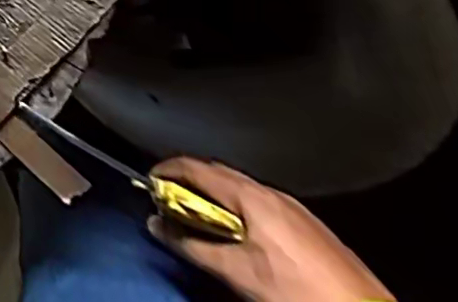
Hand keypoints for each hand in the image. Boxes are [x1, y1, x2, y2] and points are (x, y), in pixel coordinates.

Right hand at [148, 158, 392, 301]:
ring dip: (213, 197)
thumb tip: (155, 225)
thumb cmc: (301, 295)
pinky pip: (259, 205)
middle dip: (188, 183)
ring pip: (239, 189)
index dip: (167, 171)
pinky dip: (236, 210)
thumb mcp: (240, 275)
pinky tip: (238, 236)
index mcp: (252, 196)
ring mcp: (295, 210)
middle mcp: (272, 193)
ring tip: (198, 221)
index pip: (196, 167)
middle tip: (168, 204)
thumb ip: (194, 247)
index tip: (148, 185)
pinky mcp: (309, 228)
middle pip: (218, 174)